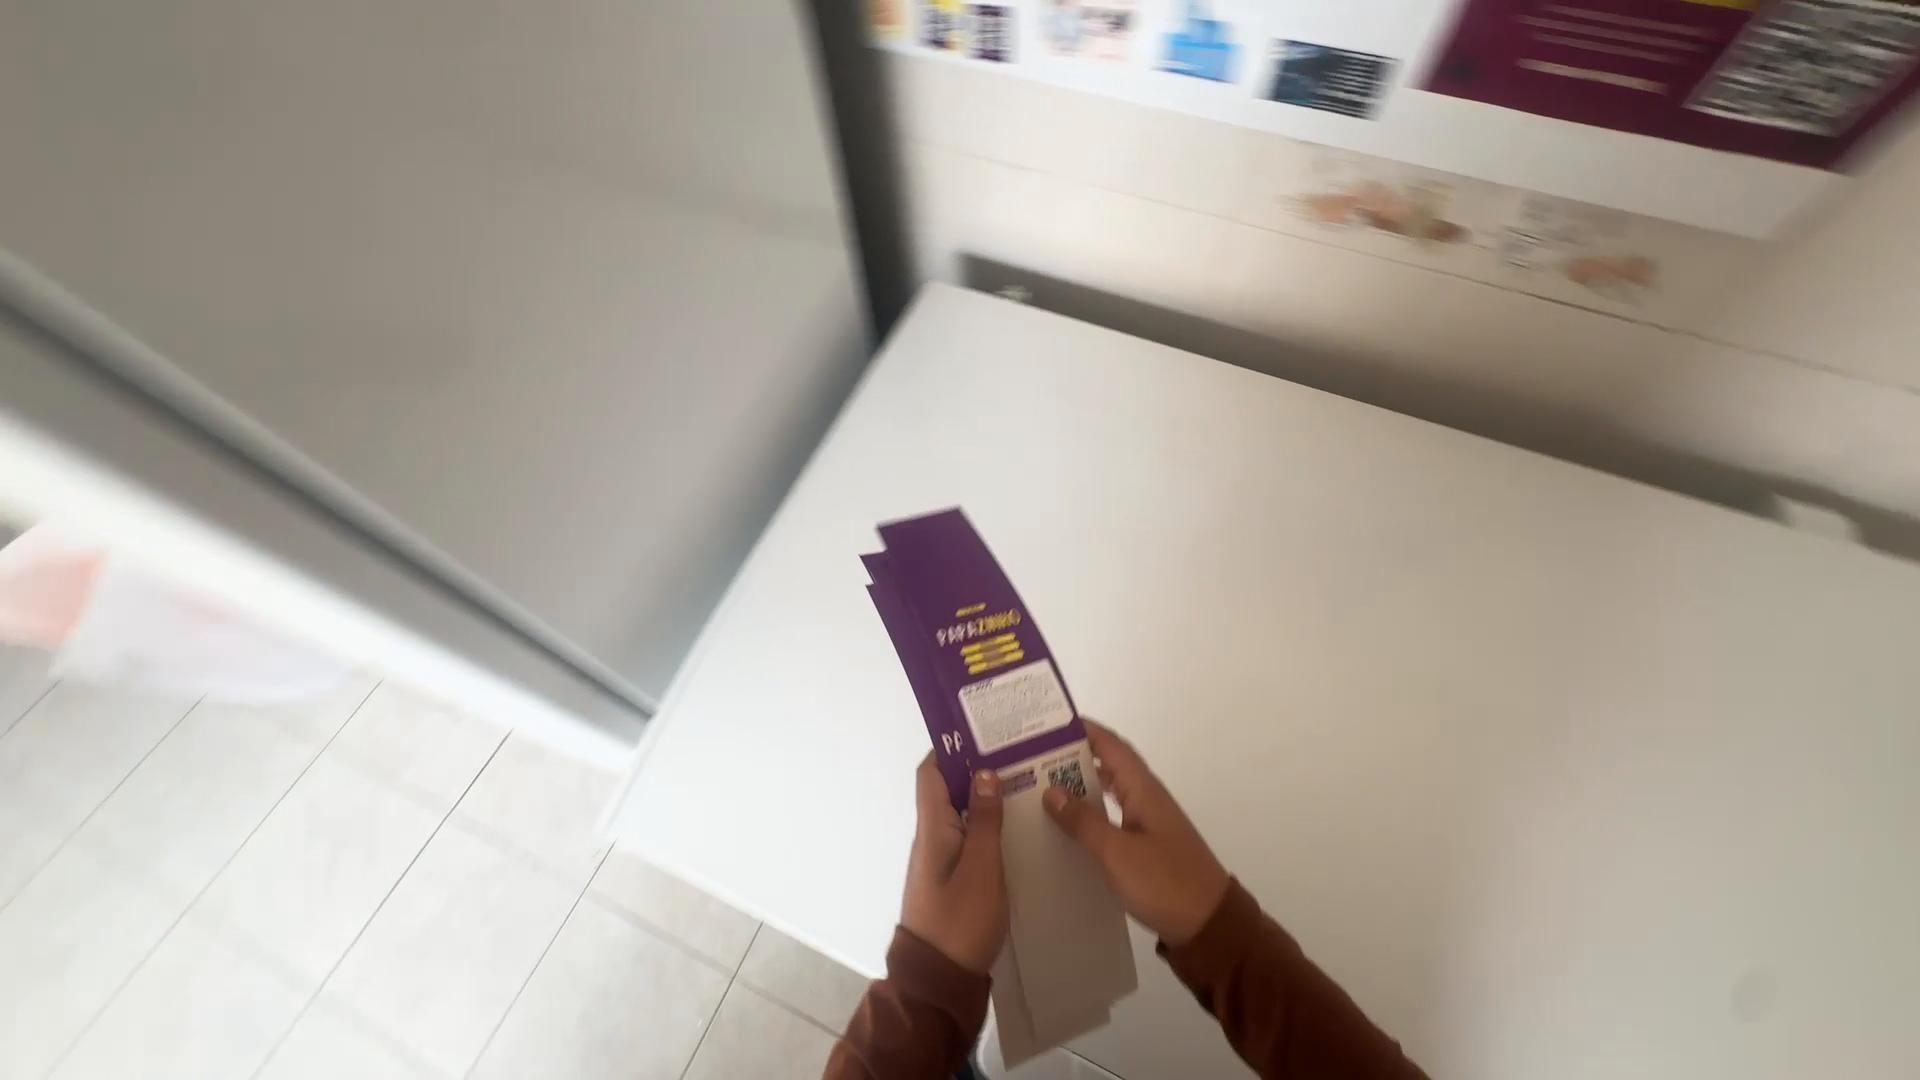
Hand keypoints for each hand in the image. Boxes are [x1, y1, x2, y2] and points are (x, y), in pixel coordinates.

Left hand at [901, 755, 1007, 973]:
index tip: (980, 733)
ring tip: (1024, 784)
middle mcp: (932, 839)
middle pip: (948, 791)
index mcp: (932, 829)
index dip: (949, 749)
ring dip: (985, 798)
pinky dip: (988, 827)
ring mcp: (941, 862)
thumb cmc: (960, 920)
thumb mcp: (981, 867)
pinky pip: (968, 840)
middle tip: (1014, 756)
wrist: (940, 984)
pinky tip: (1017, 830)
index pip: (930, 774)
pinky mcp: (953, 882)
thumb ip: (983, 819)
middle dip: (976, 770)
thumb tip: (983, 772)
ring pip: (961, 816)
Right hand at [1043, 720, 1231, 945]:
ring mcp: (1147, 823)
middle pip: (1108, 765)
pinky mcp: (1145, 847)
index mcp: (1142, 789)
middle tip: (1033, 756)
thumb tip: (1051, 790)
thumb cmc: (1163, 882)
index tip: (1048, 724)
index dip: (1083, 729)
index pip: (1110, 745)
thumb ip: (1083, 820)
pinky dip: (1089, 813)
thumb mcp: (1116, 852)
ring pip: (1108, 792)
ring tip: (1040, 786)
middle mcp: (1146, 798)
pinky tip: (1066, 826)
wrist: (1209, 928)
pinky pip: (1111, 817)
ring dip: (1079, 785)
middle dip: (1073, 756)